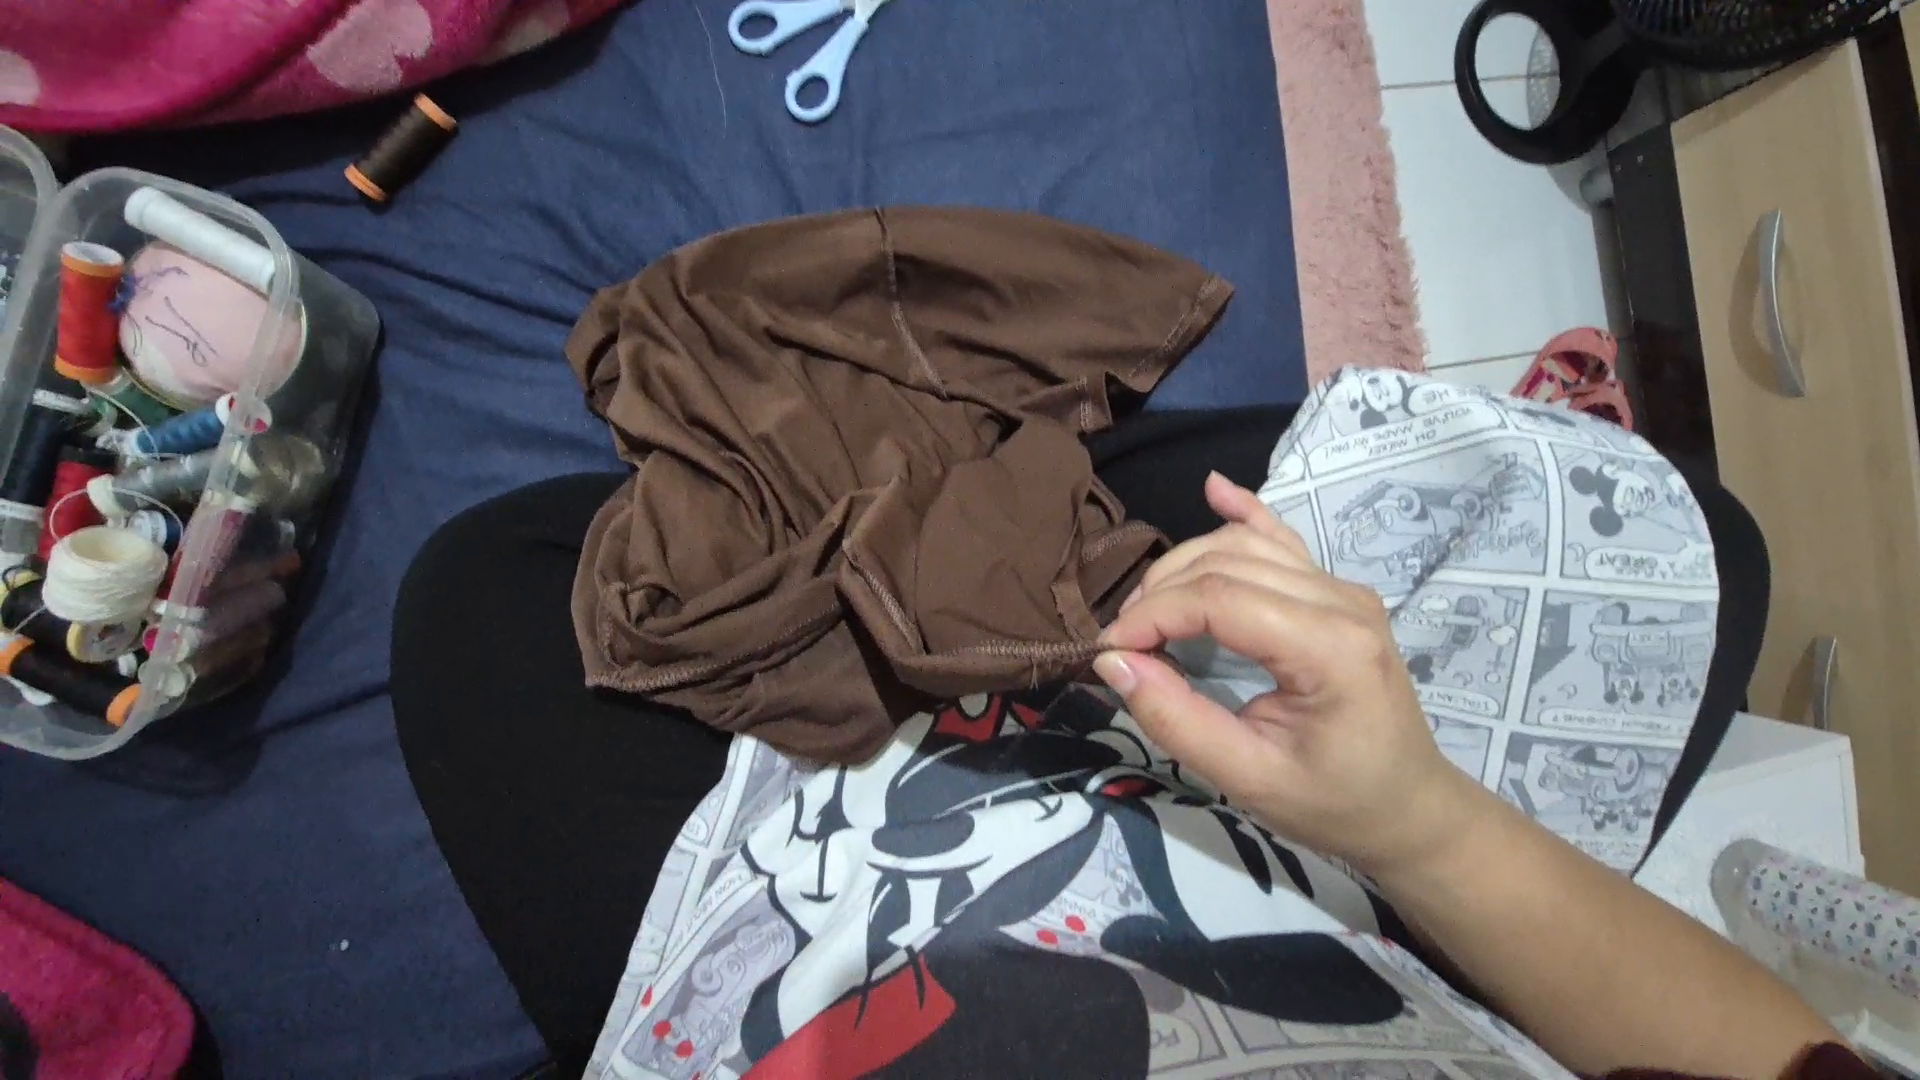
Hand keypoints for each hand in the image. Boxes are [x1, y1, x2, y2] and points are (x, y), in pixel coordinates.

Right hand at [1094, 473, 1487, 875]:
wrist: (1409, 807)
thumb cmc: (1333, 802)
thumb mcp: (1248, 778)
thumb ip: (1176, 718)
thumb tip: (1111, 662)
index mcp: (1329, 647)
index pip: (1217, 599)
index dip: (1150, 615)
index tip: (1107, 649)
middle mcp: (1340, 598)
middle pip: (1223, 564)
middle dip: (1157, 595)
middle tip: (1121, 645)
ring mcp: (1340, 587)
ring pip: (1240, 545)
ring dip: (1181, 568)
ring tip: (1146, 613)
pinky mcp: (1333, 590)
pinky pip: (1278, 538)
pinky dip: (1241, 513)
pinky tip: (1213, 488)